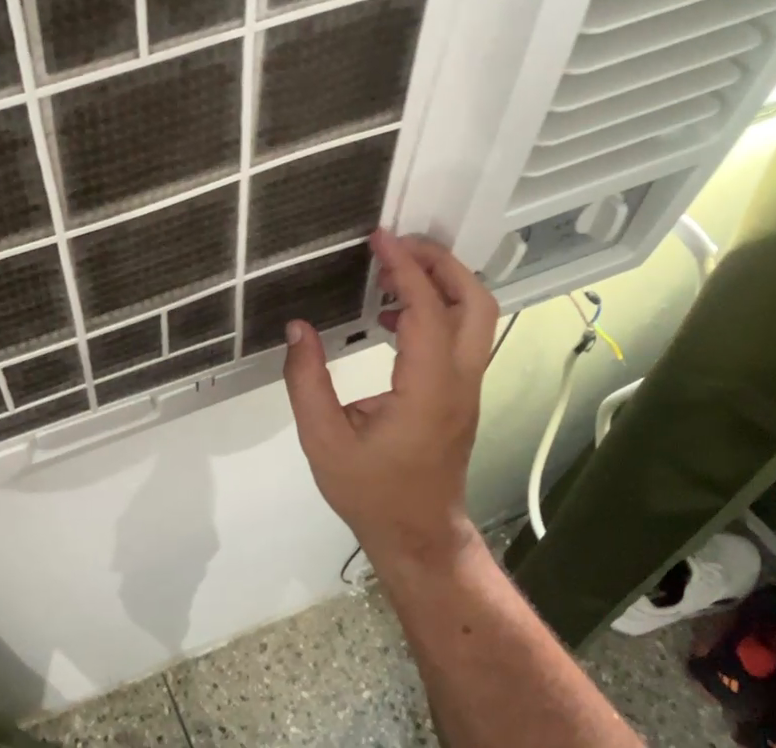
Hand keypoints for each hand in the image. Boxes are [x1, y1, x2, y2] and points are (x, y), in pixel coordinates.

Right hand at [283, 228, 497, 570]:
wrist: (419, 536)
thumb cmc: (370, 491)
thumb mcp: (322, 438)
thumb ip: (306, 379)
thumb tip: (298, 327)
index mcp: (428, 390)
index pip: (429, 311)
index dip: (406, 269)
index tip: (380, 239)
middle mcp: (460, 382)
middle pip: (477, 303)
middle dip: (442, 263)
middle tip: (398, 244)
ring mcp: (467, 389)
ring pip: (477, 317)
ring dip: (442, 283)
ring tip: (392, 270)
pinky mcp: (461, 395)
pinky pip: (460, 336)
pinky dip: (436, 309)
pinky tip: (393, 316)